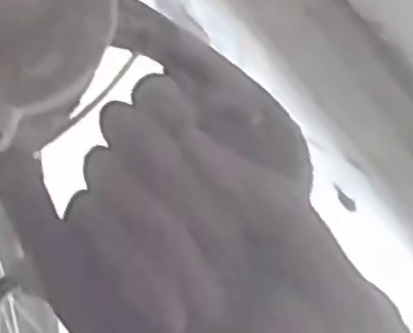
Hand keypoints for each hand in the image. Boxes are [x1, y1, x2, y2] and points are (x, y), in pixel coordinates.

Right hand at [67, 75, 405, 332]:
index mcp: (218, 189)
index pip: (161, 102)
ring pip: (101, 172)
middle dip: (169, 174)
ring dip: (154, 234)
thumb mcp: (338, 294)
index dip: (165, 104)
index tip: (185, 126)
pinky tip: (159, 307)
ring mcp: (114, 228)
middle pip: (122, 125)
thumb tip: (189, 138)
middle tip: (221, 243)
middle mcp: (158, 193)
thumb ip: (269, 202)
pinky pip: (74, 222)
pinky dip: (121, 262)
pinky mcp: (75, 264)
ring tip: (200, 311)